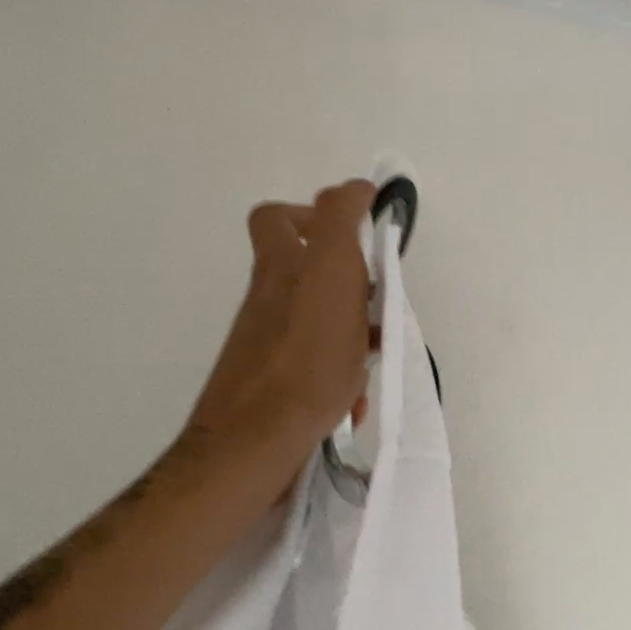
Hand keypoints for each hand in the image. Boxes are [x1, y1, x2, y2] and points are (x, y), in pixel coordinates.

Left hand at [178, 179, 377, 467]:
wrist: (256, 442)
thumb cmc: (305, 354)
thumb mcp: (331, 270)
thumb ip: (338, 221)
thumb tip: (351, 187)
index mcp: (282, 268)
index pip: (284, 216)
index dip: (325, 206)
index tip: (369, 214)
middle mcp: (269, 300)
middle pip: (302, 268)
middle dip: (342, 275)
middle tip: (368, 285)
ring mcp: (269, 343)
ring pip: (316, 322)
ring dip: (349, 330)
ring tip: (375, 352)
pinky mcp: (275, 385)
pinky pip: (314, 368)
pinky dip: (338, 376)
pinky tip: (355, 400)